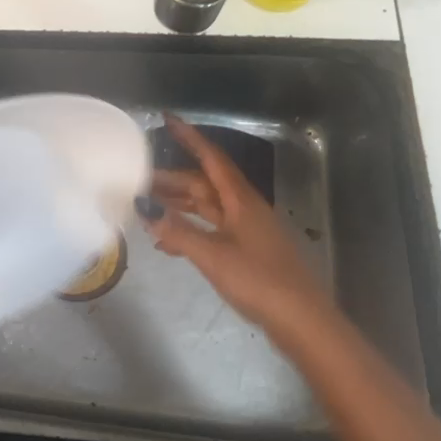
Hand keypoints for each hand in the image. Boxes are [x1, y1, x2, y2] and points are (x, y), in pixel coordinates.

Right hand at [141, 114, 322, 325]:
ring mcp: (246, 231)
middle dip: (173, 179)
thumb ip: (176, 231)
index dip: (190, 138)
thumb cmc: (259, 281)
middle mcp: (244, 209)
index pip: (211, 159)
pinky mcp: (246, 252)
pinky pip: (210, 230)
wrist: (301, 321)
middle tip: (139, 178)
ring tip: (146, 207)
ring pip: (206, 207)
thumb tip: (144, 207)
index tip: (168, 120)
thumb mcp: (211, 255)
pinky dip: (187, 230)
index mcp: (240, 201)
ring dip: (178, 205)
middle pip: (204, 184)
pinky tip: (166, 243)